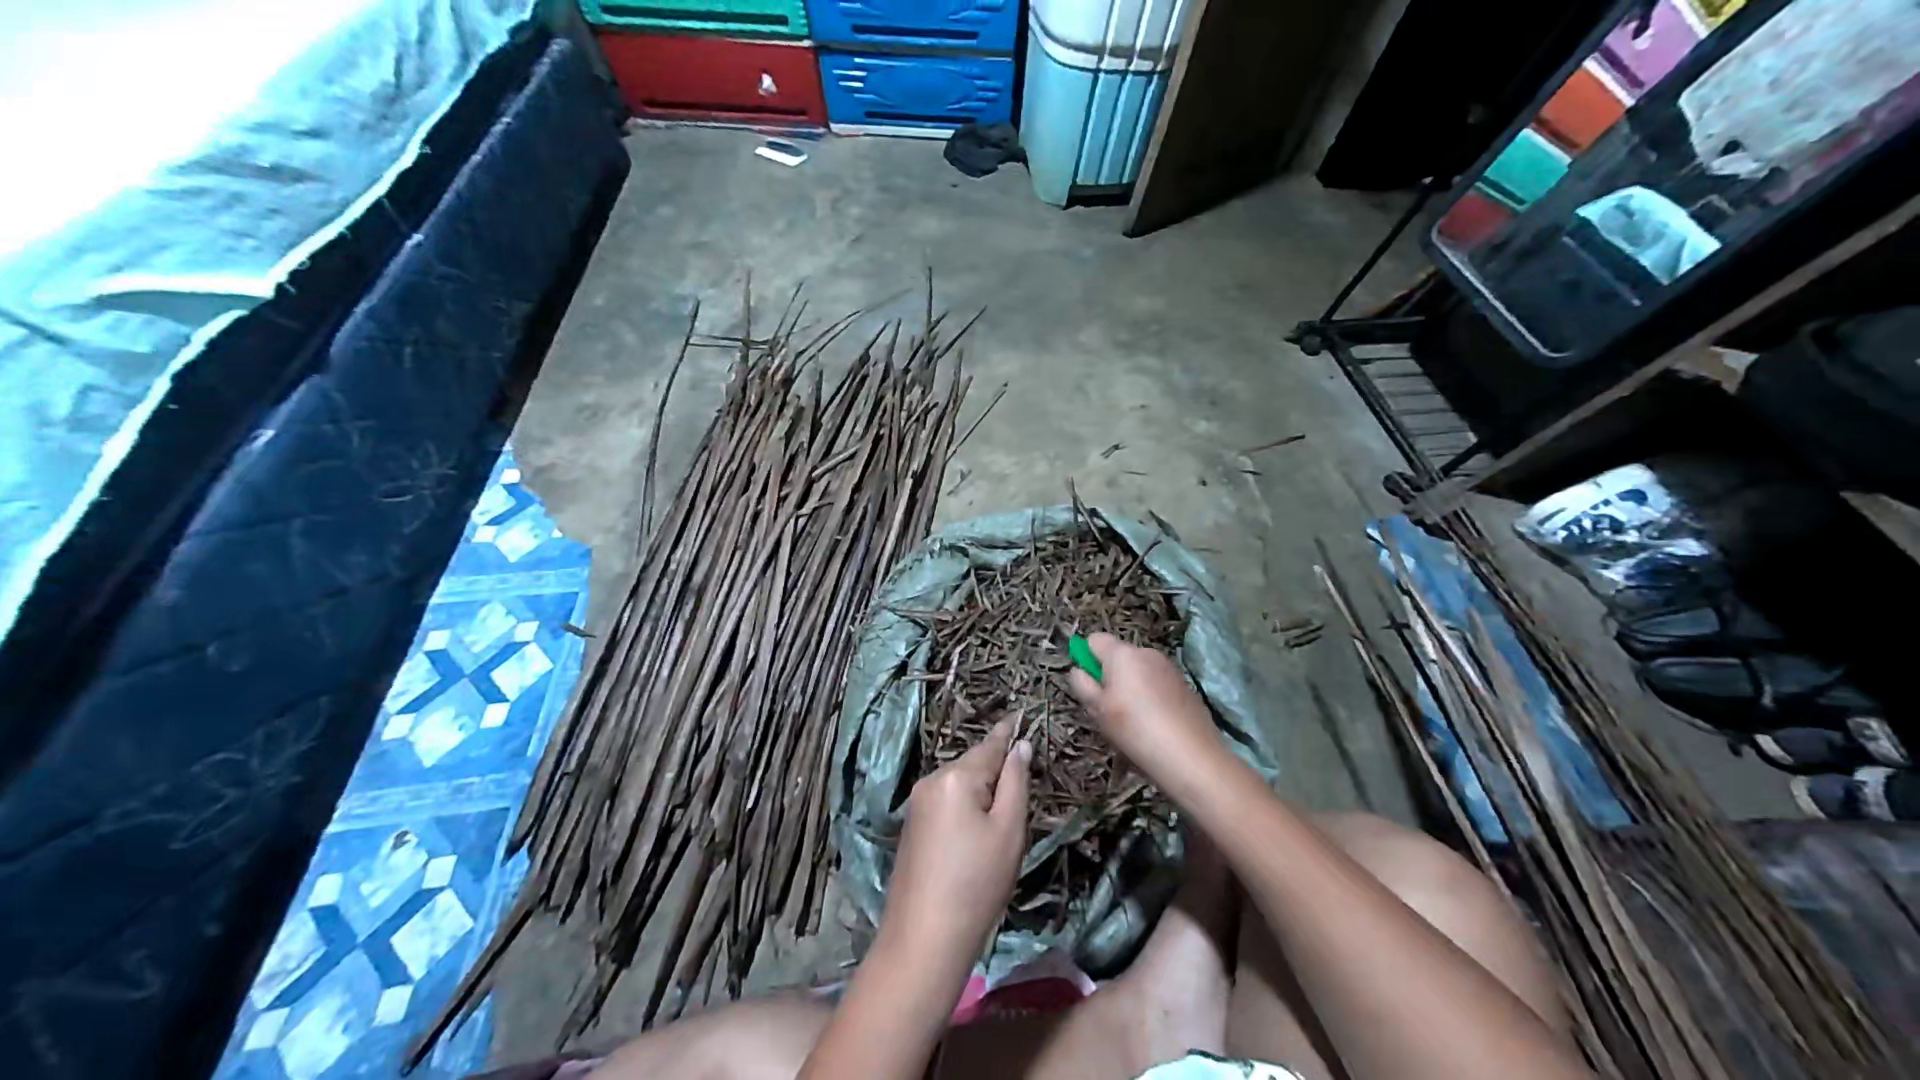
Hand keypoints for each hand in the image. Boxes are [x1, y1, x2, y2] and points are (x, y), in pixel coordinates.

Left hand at [887, 717, 1030, 953]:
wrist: (925, 935)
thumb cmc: (977, 881)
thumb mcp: (1008, 830)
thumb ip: (1015, 782)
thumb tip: (1020, 746)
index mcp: (955, 777)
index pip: (990, 745)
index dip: (1008, 732)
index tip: (1020, 714)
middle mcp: (931, 780)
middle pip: (972, 764)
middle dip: (996, 766)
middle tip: (1023, 776)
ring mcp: (917, 803)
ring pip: (959, 783)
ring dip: (980, 787)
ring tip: (1004, 807)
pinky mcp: (912, 825)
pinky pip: (946, 800)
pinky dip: (965, 804)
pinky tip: (976, 826)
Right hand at [1067, 633, 1223, 794]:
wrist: (1191, 756)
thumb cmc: (1135, 730)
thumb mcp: (1097, 710)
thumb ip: (1082, 684)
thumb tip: (1079, 670)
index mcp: (1122, 654)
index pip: (1094, 639)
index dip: (1087, 658)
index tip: (1090, 686)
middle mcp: (1147, 652)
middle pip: (1118, 656)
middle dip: (1110, 675)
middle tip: (1109, 709)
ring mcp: (1169, 668)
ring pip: (1138, 670)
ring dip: (1131, 686)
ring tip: (1134, 721)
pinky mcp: (1185, 685)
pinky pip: (1157, 683)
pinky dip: (1151, 696)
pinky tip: (1156, 723)